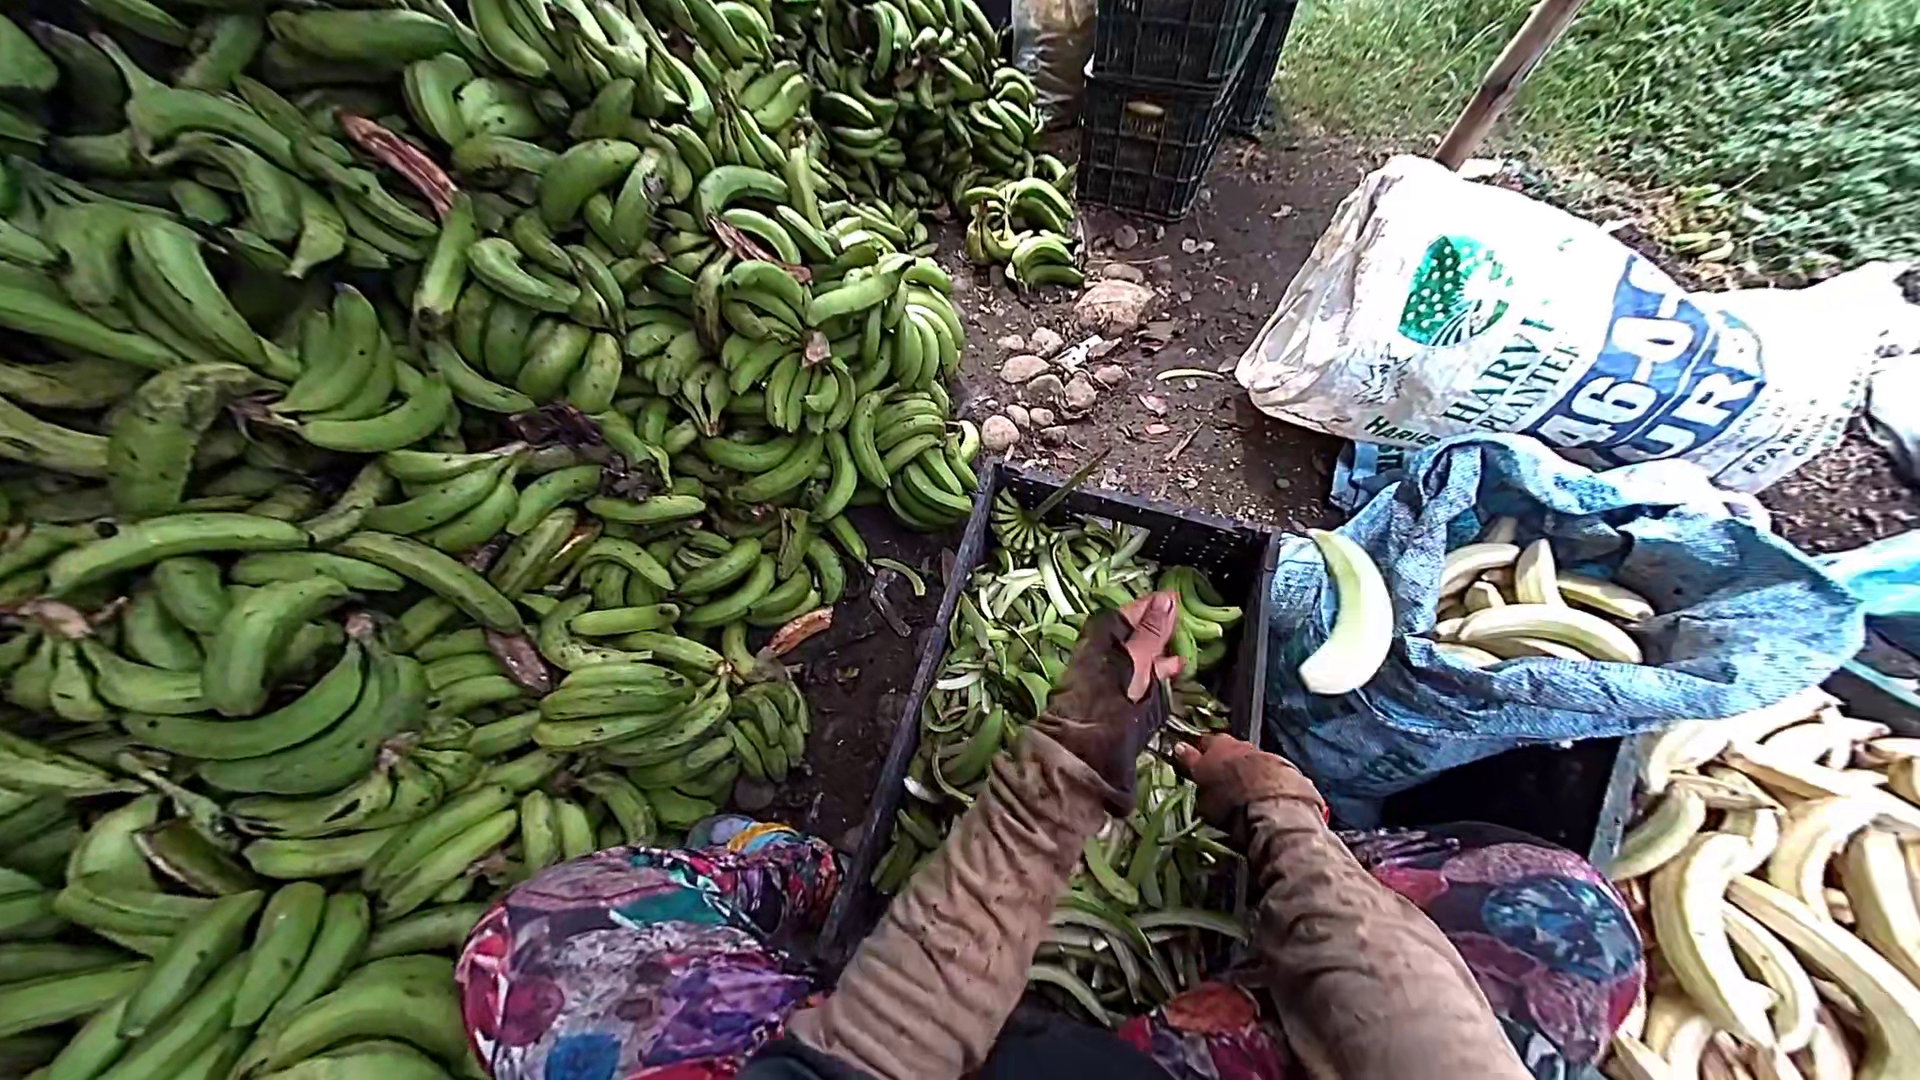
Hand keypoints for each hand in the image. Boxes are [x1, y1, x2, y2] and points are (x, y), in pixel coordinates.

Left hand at [1035, 591, 1183, 807]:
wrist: (1091, 741)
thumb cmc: (1112, 694)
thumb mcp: (1137, 658)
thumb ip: (1152, 631)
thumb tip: (1166, 599)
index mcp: (1103, 635)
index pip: (1129, 611)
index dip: (1150, 605)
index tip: (1172, 598)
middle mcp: (1104, 650)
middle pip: (1133, 632)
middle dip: (1156, 625)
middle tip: (1180, 619)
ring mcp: (1110, 672)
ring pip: (1138, 652)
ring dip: (1158, 647)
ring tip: (1181, 643)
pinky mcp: (1118, 692)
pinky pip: (1140, 672)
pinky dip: (1156, 667)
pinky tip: (1174, 667)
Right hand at [1173, 734, 1324, 826]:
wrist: (1277, 809)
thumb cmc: (1230, 801)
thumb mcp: (1202, 791)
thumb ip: (1192, 768)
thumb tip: (1180, 749)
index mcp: (1215, 746)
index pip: (1200, 743)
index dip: (1196, 752)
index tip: (1191, 759)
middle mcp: (1240, 745)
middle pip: (1228, 747)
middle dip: (1224, 757)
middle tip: (1220, 773)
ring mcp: (1265, 755)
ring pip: (1250, 758)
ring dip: (1247, 768)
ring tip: (1245, 787)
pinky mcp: (1288, 770)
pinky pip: (1271, 771)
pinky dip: (1267, 779)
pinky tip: (1266, 794)